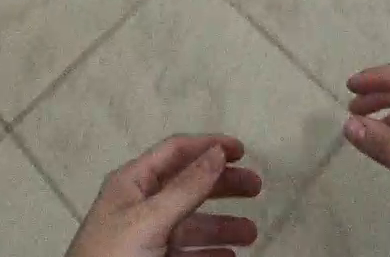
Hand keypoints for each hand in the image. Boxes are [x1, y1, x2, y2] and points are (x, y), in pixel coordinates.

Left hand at [64, 133, 262, 256]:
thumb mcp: (150, 220)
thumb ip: (186, 187)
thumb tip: (218, 151)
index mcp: (133, 182)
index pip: (175, 151)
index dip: (208, 145)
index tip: (242, 151)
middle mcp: (141, 205)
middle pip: (188, 185)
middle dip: (222, 185)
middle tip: (256, 188)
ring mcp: (147, 238)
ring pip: (192, 225)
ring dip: (221, 226)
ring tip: (251, 234)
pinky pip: (186, 255)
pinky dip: (209, 255)